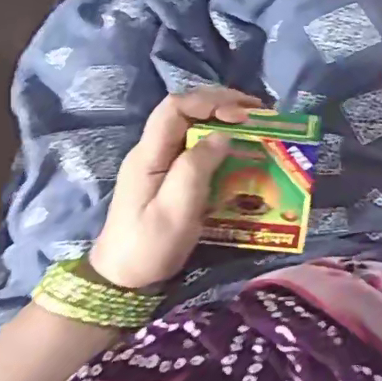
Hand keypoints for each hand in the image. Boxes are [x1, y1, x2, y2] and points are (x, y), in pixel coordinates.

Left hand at [89, 87, 260, 290]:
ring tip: (256, 125)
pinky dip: (219, 141)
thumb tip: (222, 135)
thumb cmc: (149, 246)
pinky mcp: (167, 176)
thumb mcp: (175, 211)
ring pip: (191, 126)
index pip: (176, 107)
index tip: (244, 114)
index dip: (212, 102)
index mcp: (149, 154)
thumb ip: (196, 168)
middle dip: (222, 104)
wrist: (122, 278)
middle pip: (185, 109)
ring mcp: (158, 163)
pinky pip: (194, 147)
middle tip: (259, 113)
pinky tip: (239, 150)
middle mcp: (152, 150)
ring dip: (223, 120)